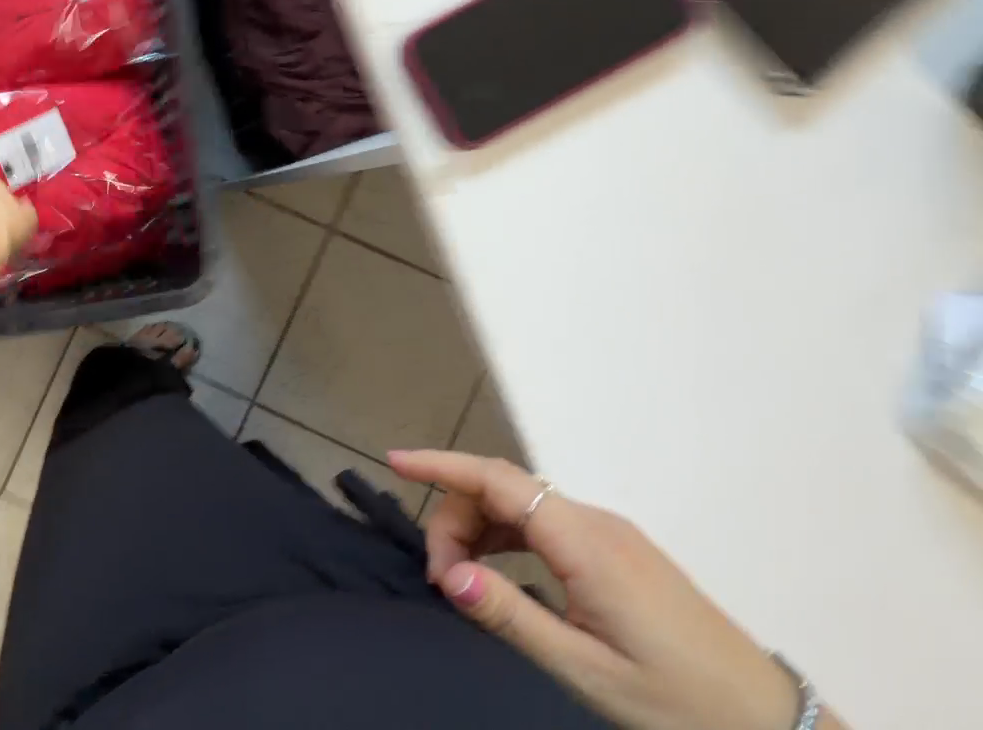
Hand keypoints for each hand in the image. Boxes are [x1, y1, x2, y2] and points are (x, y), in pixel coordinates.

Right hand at [388, 450, 809, 729]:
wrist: (775, 728)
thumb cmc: (680, 705)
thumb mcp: (586, 672)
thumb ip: (512, 616)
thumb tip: (449, 574)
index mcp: (587, 544)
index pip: (498, 480)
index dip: (441, 464)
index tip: (393, 463)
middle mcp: (597, 525)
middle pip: (502, 491)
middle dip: (455, 520)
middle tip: (443, 582)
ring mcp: (611, 536)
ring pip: (521, 506)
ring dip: (478, 530)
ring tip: (464, 583)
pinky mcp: (618, 554)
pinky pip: (544, 525)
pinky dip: (505, 538)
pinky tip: (499, 574)